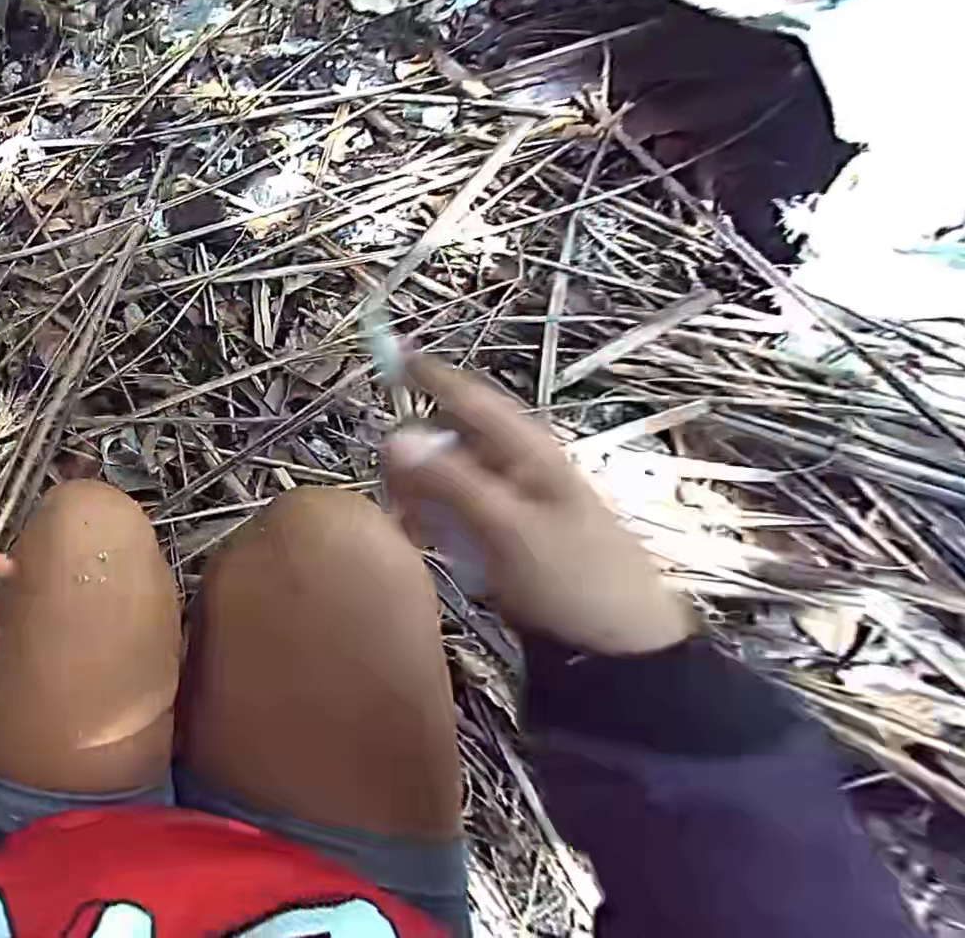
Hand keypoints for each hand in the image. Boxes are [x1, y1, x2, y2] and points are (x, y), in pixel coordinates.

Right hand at [381, 355, 695, 654]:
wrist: (613, 647)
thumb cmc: (573, 579)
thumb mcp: (508, 528)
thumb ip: (449, 481)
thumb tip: (392, 437)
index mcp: (526, 452)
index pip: (470, 398)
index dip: (430, 375)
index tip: (390, 356)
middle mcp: (508, 464)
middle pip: (439, 437)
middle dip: (409, 460)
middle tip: (396, 494)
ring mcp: (498, 495)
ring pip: (432, 473)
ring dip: (413, 494)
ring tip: (412, 527)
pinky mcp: (488, 524)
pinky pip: (439, 505)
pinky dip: (423, 517)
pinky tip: (423, 540)